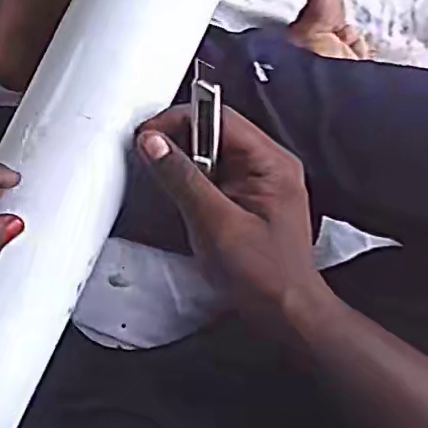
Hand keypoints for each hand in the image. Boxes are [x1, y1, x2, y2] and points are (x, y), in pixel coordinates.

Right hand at [136, 105, 332, 338]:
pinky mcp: (240, 191)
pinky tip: (176, 192)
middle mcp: (265, 163)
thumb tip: (151, 141)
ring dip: (178, 158)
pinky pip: (206, 168)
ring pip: (205, 147)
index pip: (218, 117)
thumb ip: (181, 177)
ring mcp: (253, 177)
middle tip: (147, 158)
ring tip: (162, 179)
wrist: (282, 310)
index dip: (177, 121)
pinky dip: (185, 174)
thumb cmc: (259, 272)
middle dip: (174, 139)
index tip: (145, 138)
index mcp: (270, 162)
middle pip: (210, 128)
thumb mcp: (214, 221)